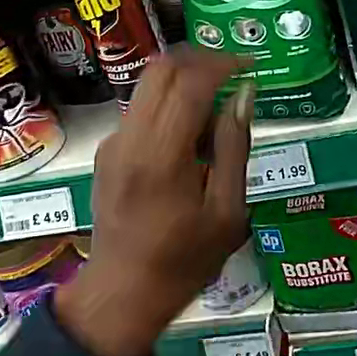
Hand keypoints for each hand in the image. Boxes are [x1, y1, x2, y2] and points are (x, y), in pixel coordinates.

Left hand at [56, 48, 251, 355]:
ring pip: (149, 84)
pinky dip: (170, 103)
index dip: (223, 64)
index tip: (249, 65)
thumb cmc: (184, 260)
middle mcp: (130, 140)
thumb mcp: (227, 212)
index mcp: (162, 156)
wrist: (121, 296)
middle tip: (233, 72)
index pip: (189, 83)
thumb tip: (244, 94)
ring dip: (185, 81)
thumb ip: (235, 147)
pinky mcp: (107, 151)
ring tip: (216, 108)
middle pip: (162, 69)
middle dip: (201, 60)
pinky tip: (191, 136)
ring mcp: (113, 143)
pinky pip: (142, 108)